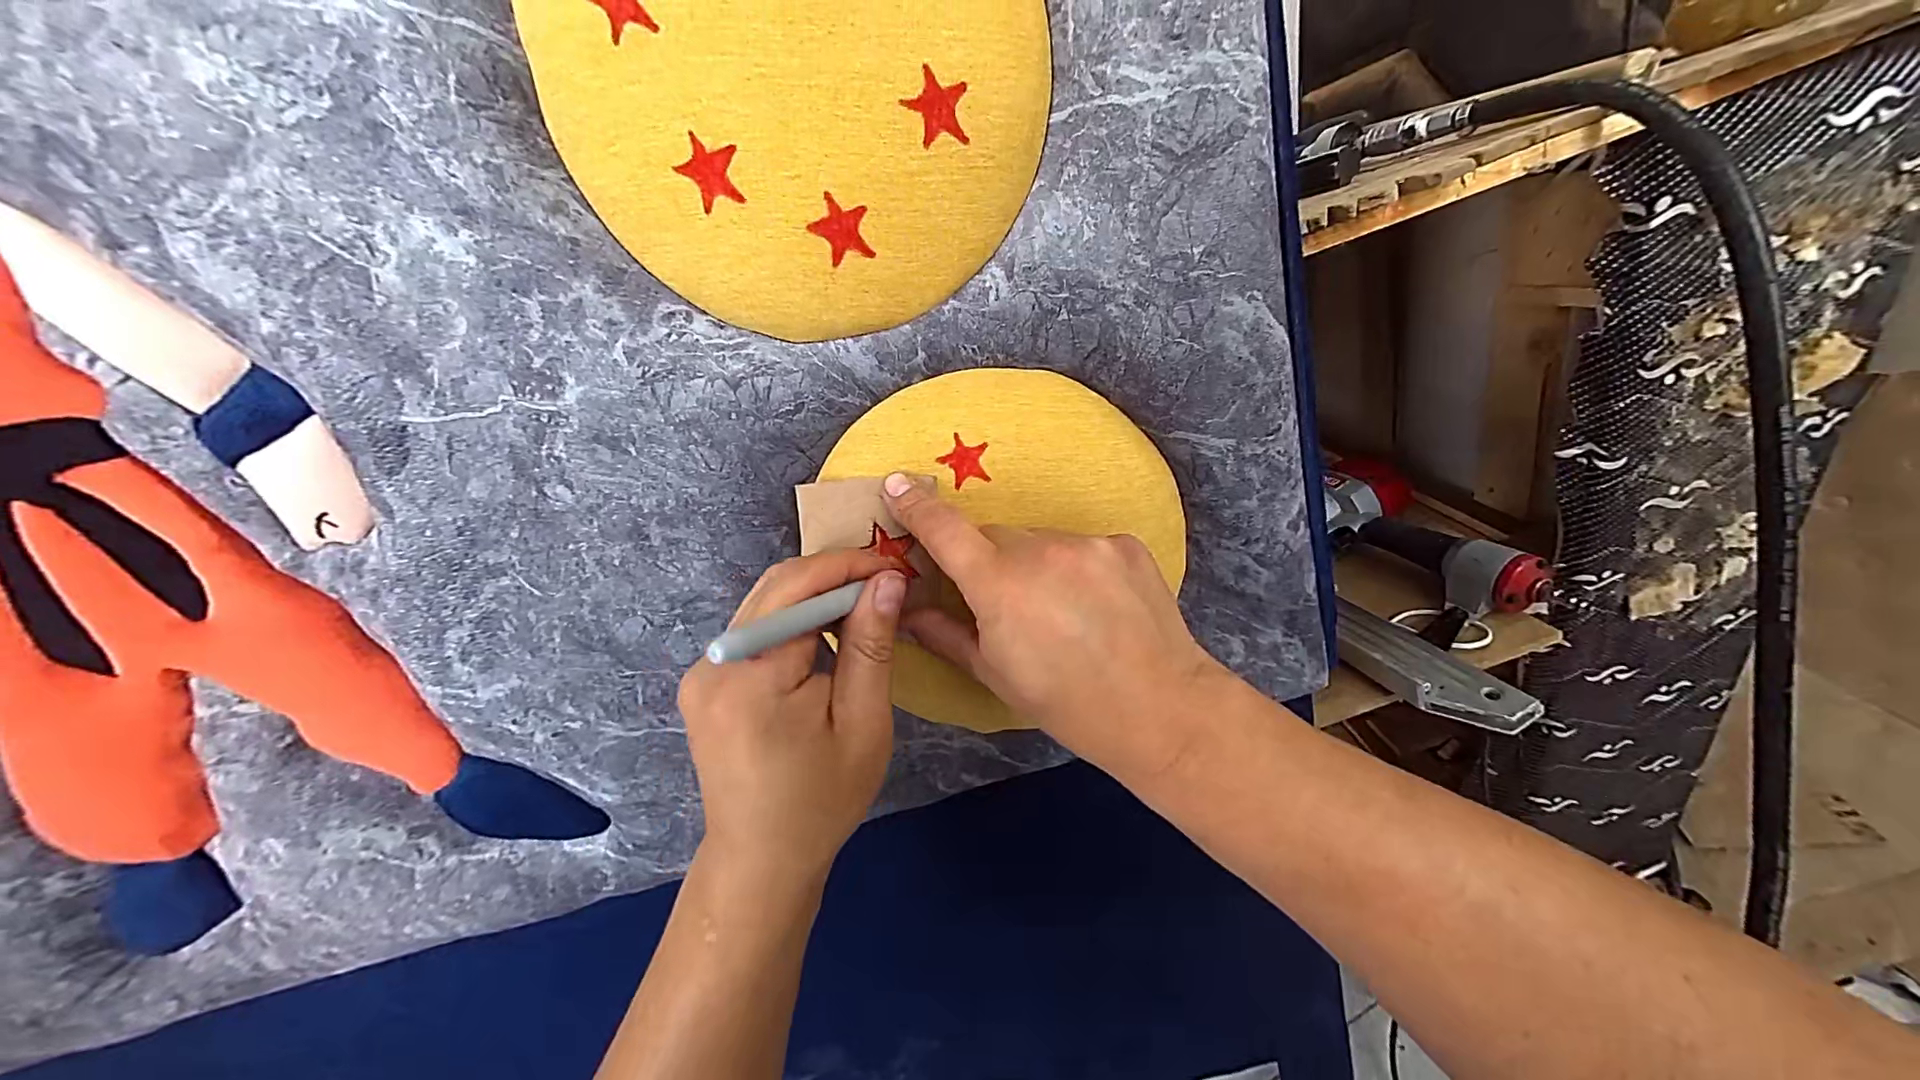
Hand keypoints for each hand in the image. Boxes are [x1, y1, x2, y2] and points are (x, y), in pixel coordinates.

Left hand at [678, 550, 906, 885]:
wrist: (762, 860)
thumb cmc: (822, 800)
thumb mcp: (863, 723)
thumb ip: (871, 646)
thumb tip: (888, 581)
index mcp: (750, 676)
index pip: (800, 590)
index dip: (850, 567)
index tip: (896, 569)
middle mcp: (713, 663)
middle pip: (776, 587)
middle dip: (834, 575)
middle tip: (884, 583)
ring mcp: (702, 672)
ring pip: (764, 604)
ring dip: (815, 595)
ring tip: (864, 604)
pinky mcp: (705, 682)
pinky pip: (755, 629)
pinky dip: (794, 620)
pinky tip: (826, 633)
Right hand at [880, 472, 1229, 774]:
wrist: (1160, 708)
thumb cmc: (1066, 703)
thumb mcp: (995, 674)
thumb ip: (945, 633)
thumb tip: (907, 610)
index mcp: (999, 586)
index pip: (945, 531)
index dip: (916, 506)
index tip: (898, 484)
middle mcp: (1041, 551)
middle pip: (995, 537)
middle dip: (989, 561)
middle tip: (1006, 603)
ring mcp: (1087, 543)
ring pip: (1040, 541)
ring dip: (1036, 564)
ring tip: (1061, 611)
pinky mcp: (1123, 543)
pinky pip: (1081, 545)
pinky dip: (1076, 567)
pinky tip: (1096, 604)